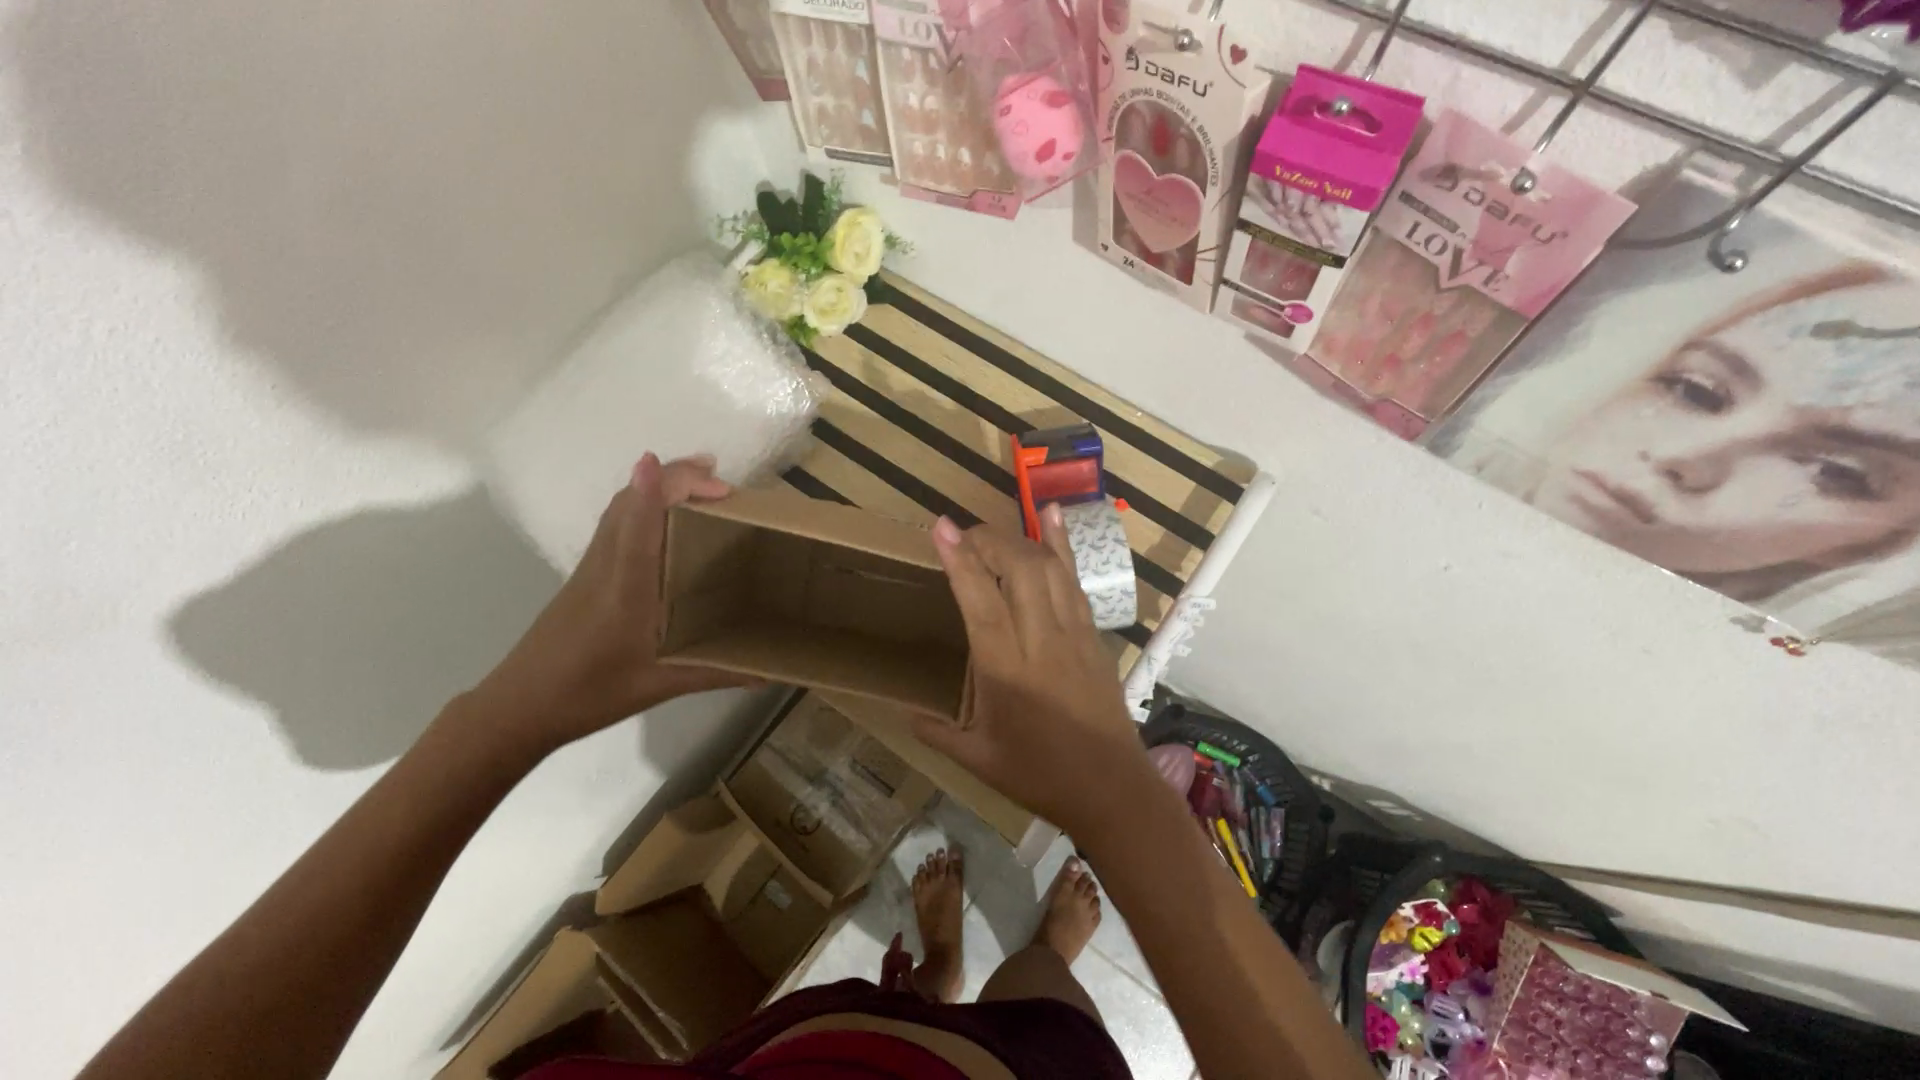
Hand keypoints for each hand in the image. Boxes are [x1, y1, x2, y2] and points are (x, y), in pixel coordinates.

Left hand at [460, 453, 751, 756]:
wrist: (519, 706)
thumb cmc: (589, 694)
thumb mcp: (660, 686)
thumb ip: (716, 674)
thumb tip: (770, 673)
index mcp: (626, 587)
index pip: (641, 521)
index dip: (666, 485)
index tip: (707, 472)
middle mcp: (606, 565)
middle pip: (631, 500)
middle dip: (676, 477)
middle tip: (722, 479)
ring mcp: (591, 567)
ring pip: (621, 507)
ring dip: (659, 487)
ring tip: (701, 487)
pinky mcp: (585, 575)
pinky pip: (617, 524)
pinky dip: (645, 506)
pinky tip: (667, 525)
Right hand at [911, 506, 1155, 836]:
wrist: (1112, 789)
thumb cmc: (1040, 777)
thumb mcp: (979, 760)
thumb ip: (939, 733)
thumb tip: (906, 716)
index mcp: (1007, 671)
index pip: (981, 601)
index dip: (961, 560)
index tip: (941, 527)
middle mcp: (1041, 642)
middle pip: (1020, 569)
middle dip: (989, 540)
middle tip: (963, 536)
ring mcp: (1074, 634)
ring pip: (1050, 569)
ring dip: (1020, 540)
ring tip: (992, 529)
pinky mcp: (1094, 635)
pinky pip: (1074, 582)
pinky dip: (1062, 546)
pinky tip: (1052, 517)